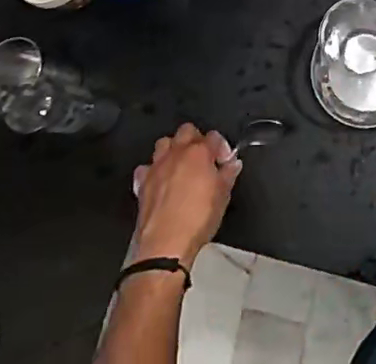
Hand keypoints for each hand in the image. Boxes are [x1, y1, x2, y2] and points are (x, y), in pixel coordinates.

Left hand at [130, 123, 241, 267]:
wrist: (164, 244)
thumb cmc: (197, 219)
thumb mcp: (222, 197)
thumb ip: (228, 175)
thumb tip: (232, 164)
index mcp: (199, 152)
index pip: (214, 137)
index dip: (222, 148)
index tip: (225, 162)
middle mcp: (177, 152)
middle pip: (186, 131)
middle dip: (196, 139)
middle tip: (204, 159)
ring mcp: (157, 165)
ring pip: (164, 143)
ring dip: (173, 150)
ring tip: (182, 167)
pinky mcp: (142, 181)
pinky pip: (147, 166)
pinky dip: (153, 170)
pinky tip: (161, 182)